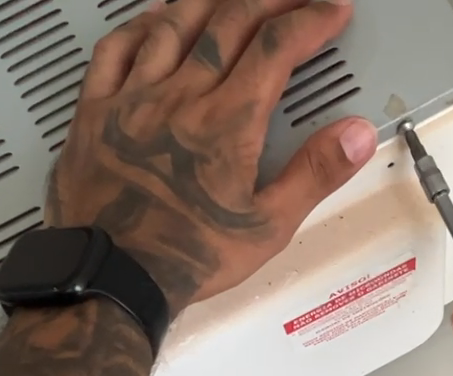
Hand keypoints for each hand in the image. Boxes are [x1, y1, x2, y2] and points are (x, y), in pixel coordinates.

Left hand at [47, 0, 377, 309]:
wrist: (116, 274)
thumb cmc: (188, 256)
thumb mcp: (268, 226)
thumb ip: (315, 174)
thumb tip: (355, 135)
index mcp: (228, 123)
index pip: (277, 48)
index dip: (310, 20)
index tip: (332, 10)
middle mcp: (181, 96)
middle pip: (229, 20)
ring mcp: (134, 98)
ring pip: (174, 22)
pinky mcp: (97, 111)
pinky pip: (117, 47)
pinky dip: (141, 23)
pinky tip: (154, 17)